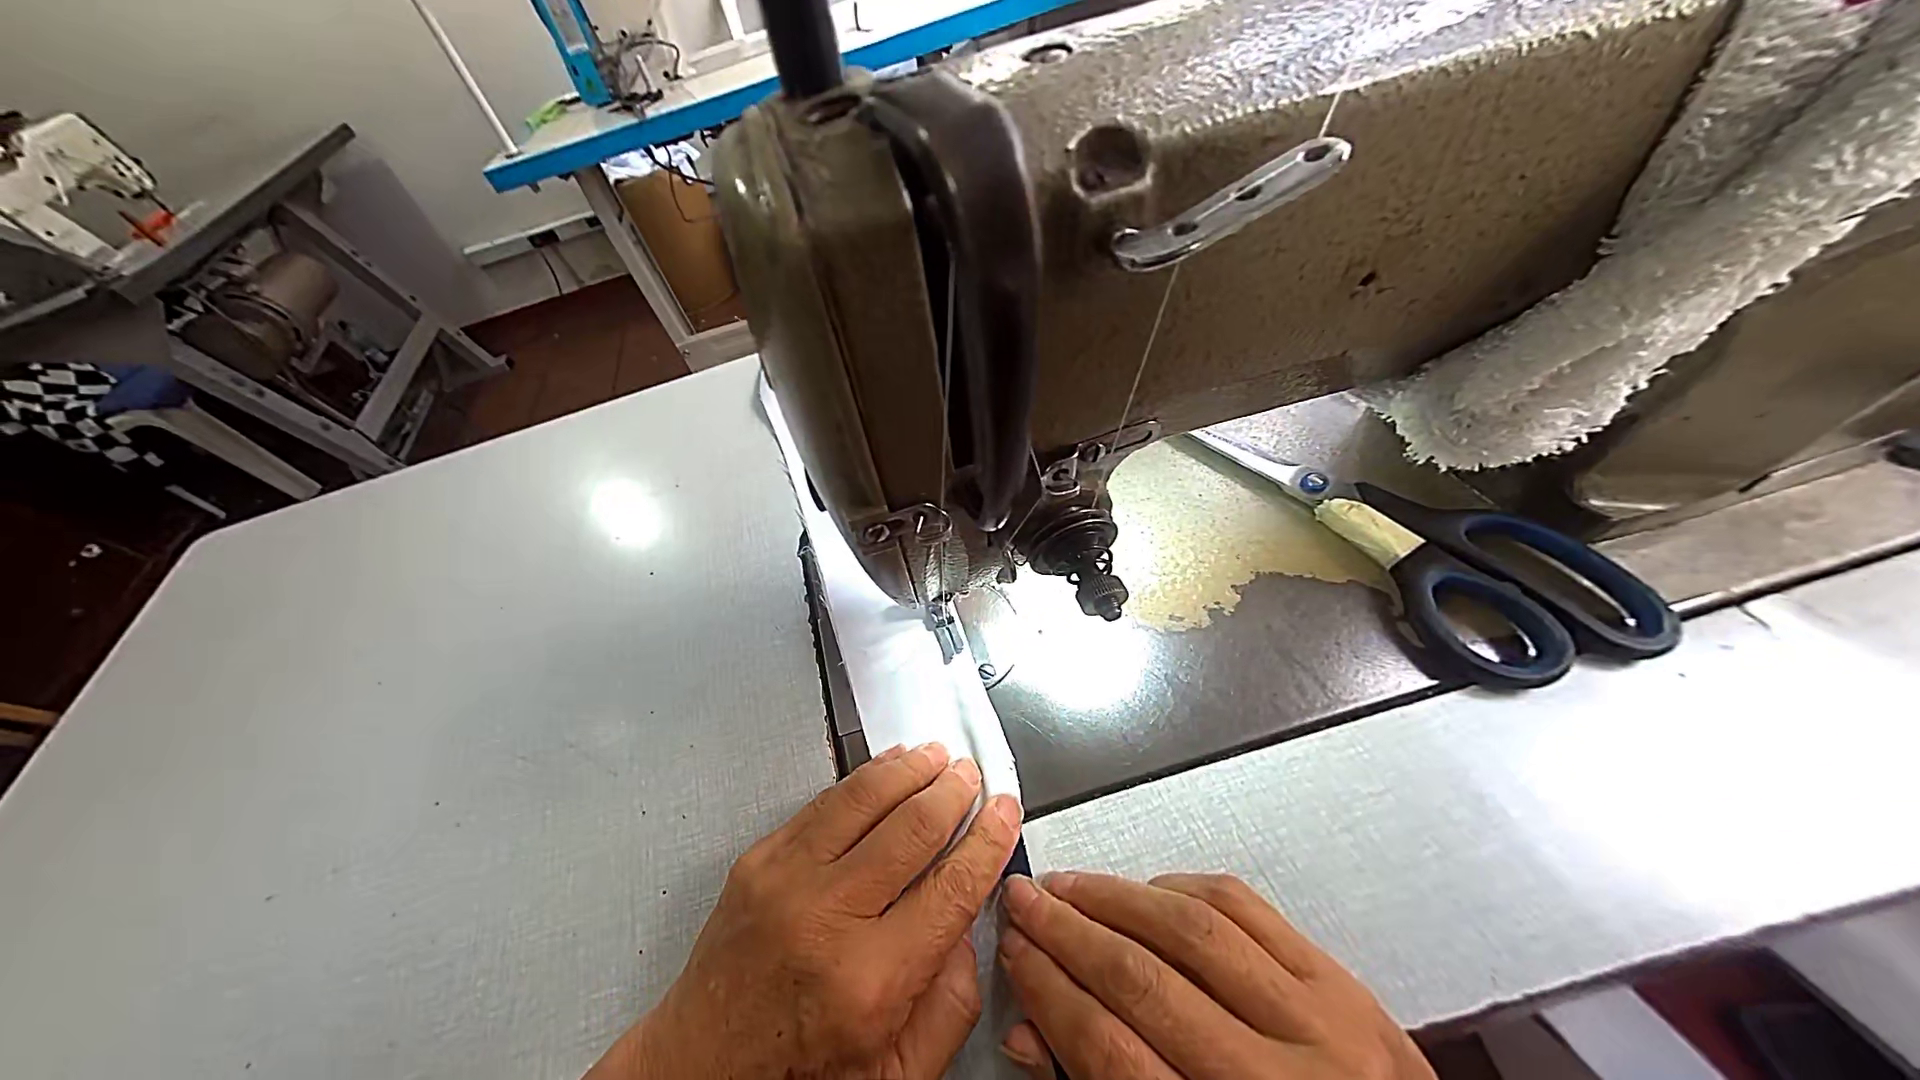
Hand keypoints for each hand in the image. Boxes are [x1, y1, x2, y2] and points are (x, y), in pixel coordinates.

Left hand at [586, 742, 1022, 1079]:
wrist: (698, 1071)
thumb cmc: (794, 1075)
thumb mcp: (895, 1074)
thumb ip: (951, 1002)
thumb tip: (970, 922)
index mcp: (869, 980)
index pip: (952, 887)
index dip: (988, 840)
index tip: (1005, 812)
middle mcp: (826, 919)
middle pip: (912, 828)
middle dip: (953, 793)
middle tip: (972, 776)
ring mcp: (786, 881)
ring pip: (865, 798)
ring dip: (910, 769)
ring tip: (936, 755)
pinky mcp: (760, 860)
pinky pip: (823, 802)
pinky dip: (863, 777)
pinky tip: (886, 768)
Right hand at [996, 872, 1434, 1079]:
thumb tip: (1032, 1029)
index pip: (1112, 1051)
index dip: (1049, 991)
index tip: (1017, 953)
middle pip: (1143, 980)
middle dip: (1066, 932)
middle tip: (1026, 903)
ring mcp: (1323, 1028)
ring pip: (1193, 930)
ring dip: (1114, 896)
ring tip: (1069, 884)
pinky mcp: (1345, 986)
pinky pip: (1247, 908)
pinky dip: (1183, 887)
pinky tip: (1146, 886)